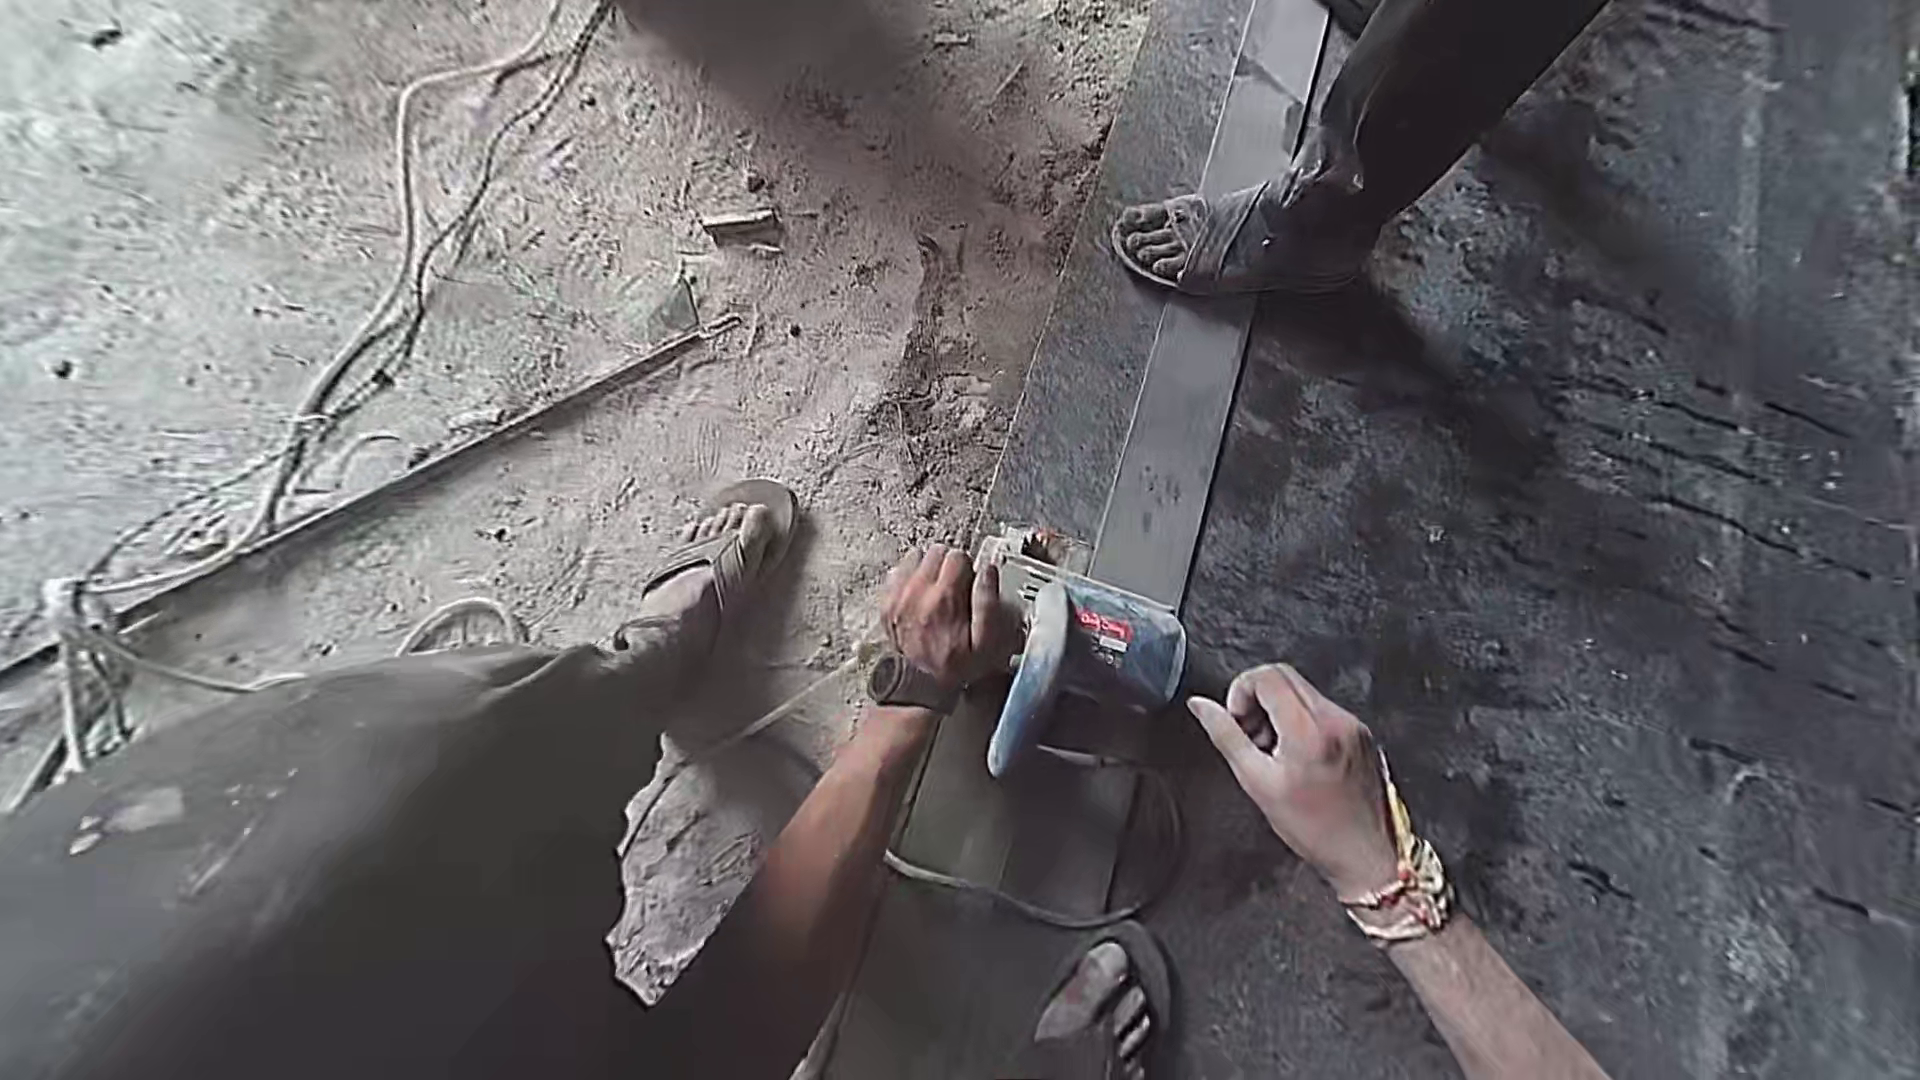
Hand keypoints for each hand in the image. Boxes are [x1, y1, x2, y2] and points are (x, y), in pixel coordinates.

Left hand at [881, 544, 1018, 690]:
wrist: (918, 685)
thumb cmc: (953, 666)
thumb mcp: (985, 643)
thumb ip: (988, 602)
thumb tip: (988, 571)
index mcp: (944, 599)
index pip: (957, 556)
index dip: (968, 568)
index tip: (969, 584)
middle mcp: (917, 592)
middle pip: (936, 552)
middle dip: (949, 565)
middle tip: (955, 586)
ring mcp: (898, 596)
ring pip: (915, 557)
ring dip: (928, 568)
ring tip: (936, 589)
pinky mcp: (886, 603)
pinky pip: (897, 572)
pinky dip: (909, 577)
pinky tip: (918, 593)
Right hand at [1187, 663, 1398, 900]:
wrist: (1369, 858)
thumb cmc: (1315, 828)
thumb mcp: (1256, 781)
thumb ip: (1224, 734)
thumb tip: (1200, 705)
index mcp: (1309, 731)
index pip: (1266, 676)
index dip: (1240, 691)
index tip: (1238, 719)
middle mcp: (1336, 720)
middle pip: (1283, 675)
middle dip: (1256, 697)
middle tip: (1250, 731)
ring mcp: (1352, 725)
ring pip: (1300, 689)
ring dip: (1276, 708)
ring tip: (1272, 747)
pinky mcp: (1361, 734)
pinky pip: (1320, 707)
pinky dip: (1298, 719)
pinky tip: (1294, 754)